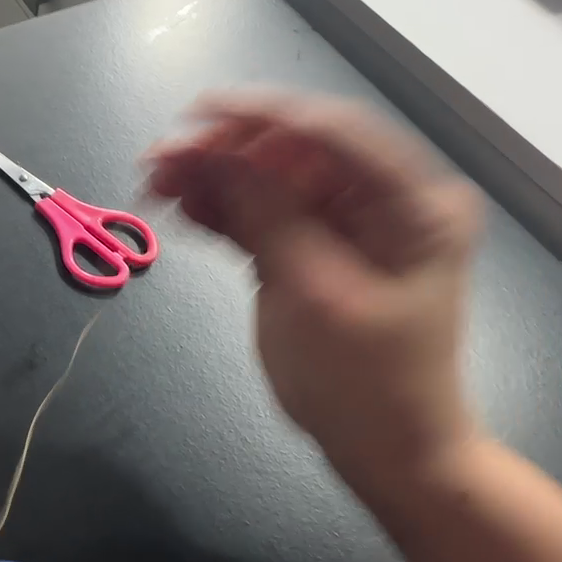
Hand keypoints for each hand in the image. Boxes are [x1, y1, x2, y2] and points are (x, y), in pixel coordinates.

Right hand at [143, 91, 484, 486]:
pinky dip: (214, 210)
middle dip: (219, 152)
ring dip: (206, 179)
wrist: (383, 447)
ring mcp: (337, 225)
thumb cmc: (367, 380)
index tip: (195, 115)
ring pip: (261, 181)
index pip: (332, 132)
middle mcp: (376, 201)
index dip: (260, 115)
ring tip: (152, 188)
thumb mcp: (319, 295)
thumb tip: (219, 157)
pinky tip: (178, 209)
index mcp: (409, 203)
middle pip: (287, 153)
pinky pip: (253, 215)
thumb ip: (272, 218)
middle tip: (156, 161)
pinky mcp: (302, 250)